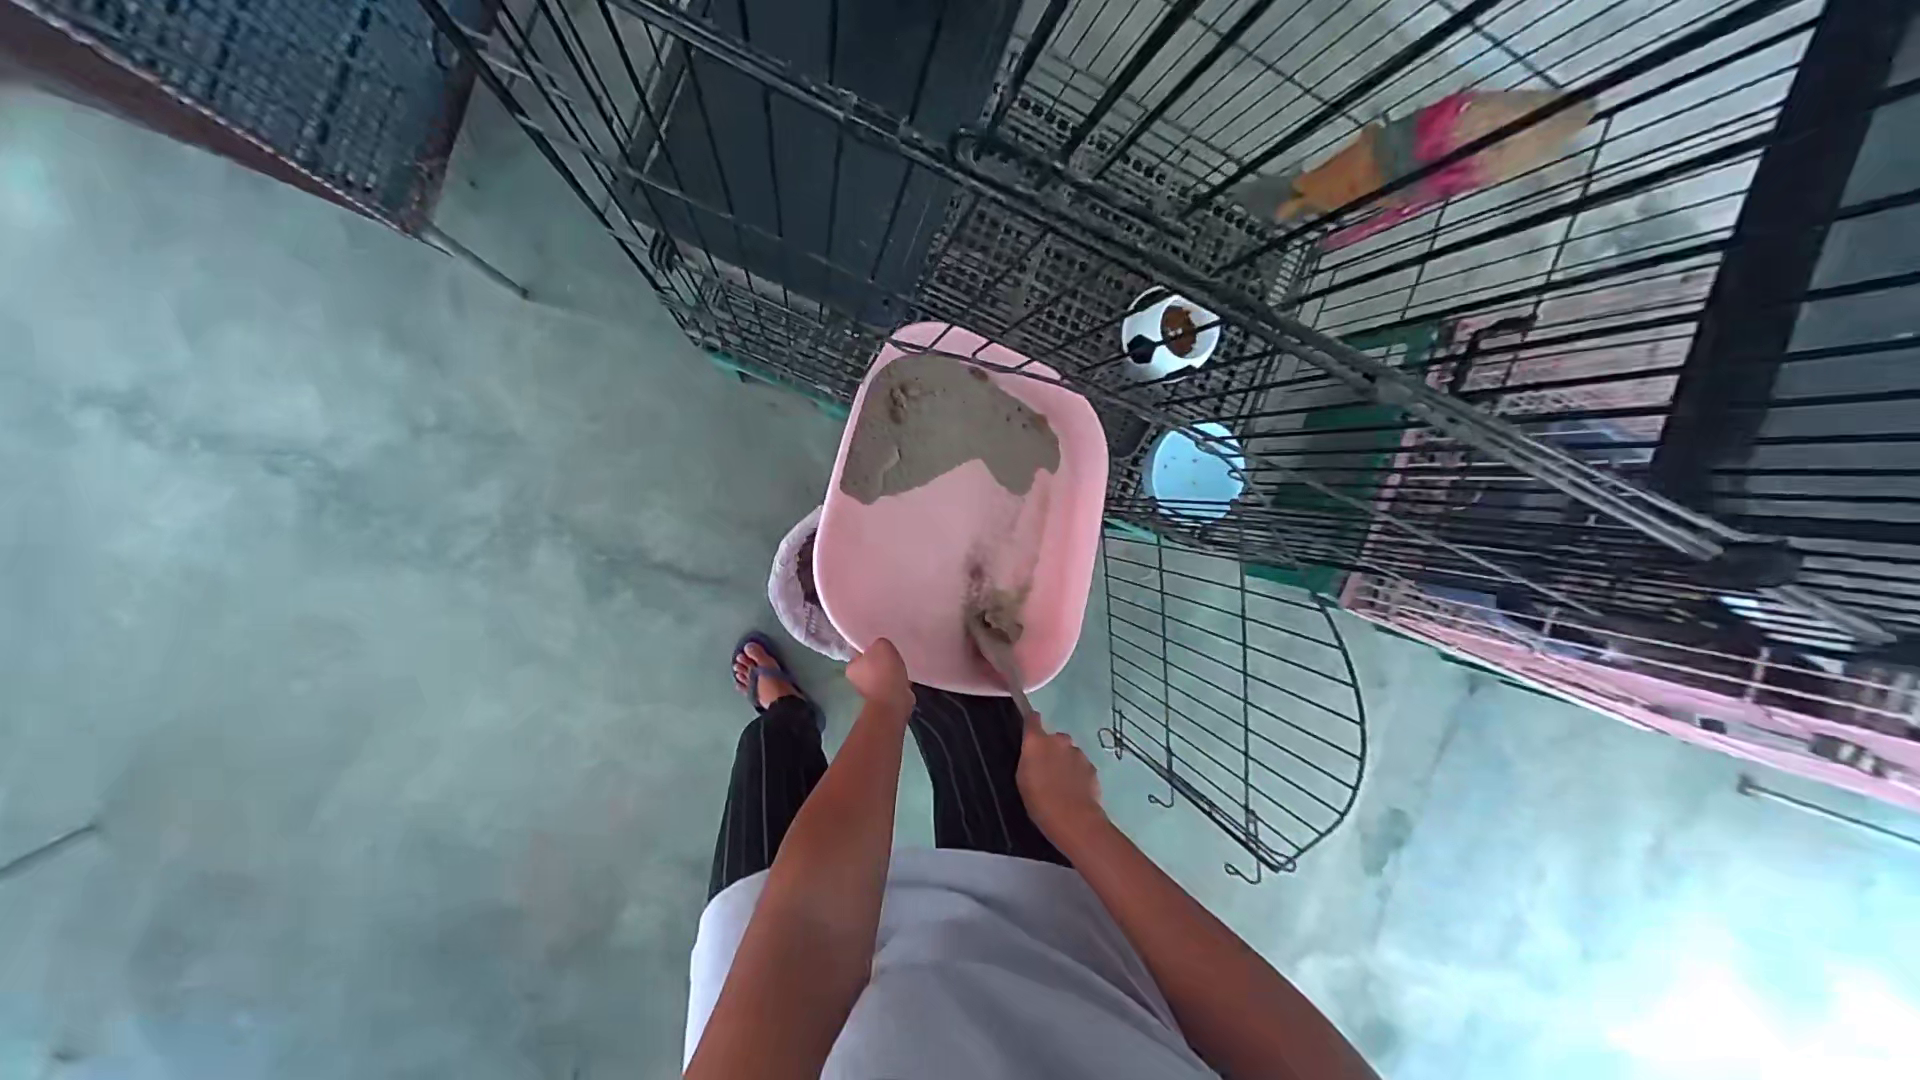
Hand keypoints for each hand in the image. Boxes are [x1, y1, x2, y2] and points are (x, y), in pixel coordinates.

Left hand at [846, 638, 913, 715]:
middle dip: (881, 661)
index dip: (871, 648)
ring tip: (902, 666)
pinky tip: (905, 678)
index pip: (859, 653)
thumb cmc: (884, 671)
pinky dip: (897, 683)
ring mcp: (870, 692)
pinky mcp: (884, 700)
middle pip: (871, 665)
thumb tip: (881, 648)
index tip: (882, 646)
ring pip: (882, 676)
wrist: (893, 700)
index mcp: (851, 666)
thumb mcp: (881, 645)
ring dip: (890, 673)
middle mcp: (857, 680)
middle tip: (894, 655)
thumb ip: (879, 643)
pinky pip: (891, 686)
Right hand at [1016, 712, 1105, 843]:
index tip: (1030, 724)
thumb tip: (1035, 754)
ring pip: (1070, 753)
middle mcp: (1059, 741)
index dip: (1031, 721)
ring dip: (1066, 762)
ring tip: (1062, 785)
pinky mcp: (1092, 767)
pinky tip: (1074, 791)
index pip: (1033, 719)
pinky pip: (1081, 766)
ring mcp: (1078, 753)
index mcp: (1037, 741)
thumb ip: (1029, 759)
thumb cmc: (1038, 800)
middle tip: (1046, 770)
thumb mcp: (1022, 778)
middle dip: (1051, 749)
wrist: (1072, 818)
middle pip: (1054, 739)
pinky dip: (1078, 774)